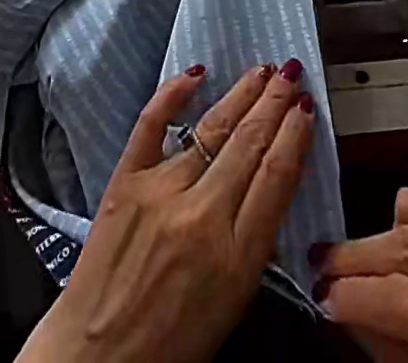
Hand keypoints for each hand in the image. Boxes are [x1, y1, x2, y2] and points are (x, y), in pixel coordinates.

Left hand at [16, 60, 316, 362]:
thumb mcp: (234, 300)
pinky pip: (151, 125)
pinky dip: (171, 95)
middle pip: (247, 144)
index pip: (276, 178)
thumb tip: (266, 184)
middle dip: (274, 104)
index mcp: (237, 256)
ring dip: (239, 96)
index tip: (307, 109)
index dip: (295, 136)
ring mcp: (159, 191)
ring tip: (259, 72)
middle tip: (288, 75)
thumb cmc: (172, 339)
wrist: (101, 351)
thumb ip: (252, 241)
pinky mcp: (124, 179)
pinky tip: (194, 74)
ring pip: (209, 129)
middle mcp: (201, 215)